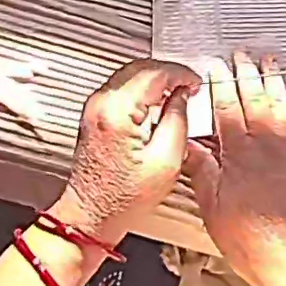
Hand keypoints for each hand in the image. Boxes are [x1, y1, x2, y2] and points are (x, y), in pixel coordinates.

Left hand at [52, 59, 202, 242]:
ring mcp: (94, 106)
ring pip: (132, 73)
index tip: (195, 82)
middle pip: (142, 67)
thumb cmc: (122, 200)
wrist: (90, 218)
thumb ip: (178, 120)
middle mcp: (102, 103)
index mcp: (118, 112)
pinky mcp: (94, 112)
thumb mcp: (166, 161)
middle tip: (188, 85)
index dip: (181, 74)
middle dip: (169, 73)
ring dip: (156, 78)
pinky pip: (122, 85)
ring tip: (176, 93)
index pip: (156, 73)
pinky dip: (143, 86)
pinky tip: (156, 100)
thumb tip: (182, 96)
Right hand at [185, 53, 285, 285]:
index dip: (219, 84)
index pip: (226, 107)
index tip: (215, 67)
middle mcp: (266, 144)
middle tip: (241, 55)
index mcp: (239, 152)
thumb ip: (201, 169)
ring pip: (281, 106)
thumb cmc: (250, 239)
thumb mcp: (212, 205)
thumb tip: (187, 144)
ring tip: (270, 63)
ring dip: (274, 82)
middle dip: (246, 73)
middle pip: (254, 98)